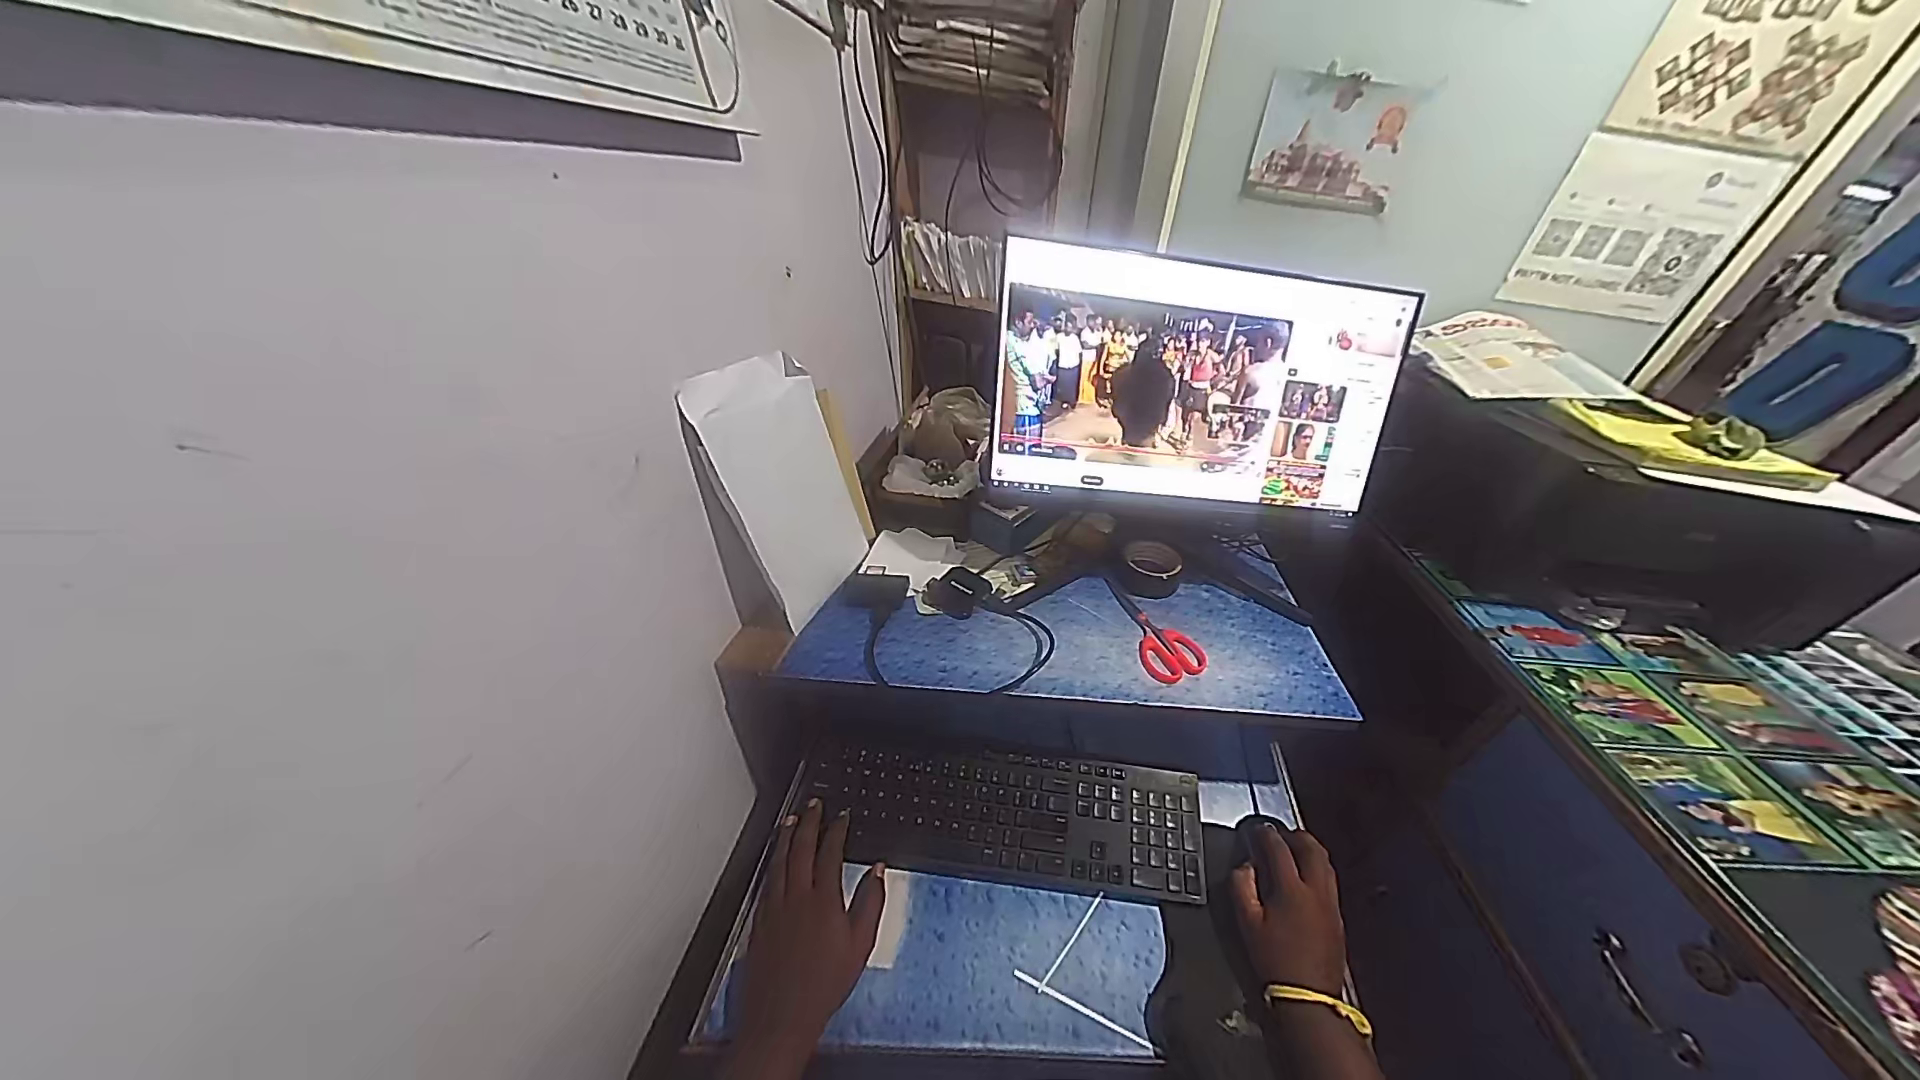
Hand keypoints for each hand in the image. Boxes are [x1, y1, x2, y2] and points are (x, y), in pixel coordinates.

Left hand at [725, 799, 885, 1078]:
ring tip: (792, 818)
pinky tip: (775, 856)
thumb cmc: (823, 985)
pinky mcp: (758, 919)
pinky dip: (772, 860)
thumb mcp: (860, 944)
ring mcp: (774, 907)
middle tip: (815, 804)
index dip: (836, 829)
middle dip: (809, 821)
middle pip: (801, 847)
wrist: (781, 1017)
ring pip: (779, 859)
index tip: (842, 816)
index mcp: (823, 900)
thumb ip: (871, 901)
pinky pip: (766, 878)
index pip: (830, 852)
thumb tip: (877, 870)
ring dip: (787, 835)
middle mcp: (796, 897)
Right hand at [1230, 823, 1345, 996]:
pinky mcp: (1338, 917)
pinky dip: (1316, 867)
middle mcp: (1316, 891)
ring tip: (1293, 848)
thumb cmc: (1274, 958)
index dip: (1265, 834)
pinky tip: (1304, 875)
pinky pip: (1329, 879)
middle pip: (1311, 848)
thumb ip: (1241, 886)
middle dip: (1294, 835)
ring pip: (1325, 863)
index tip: (1256, 831)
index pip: (1278, 848)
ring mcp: (1331, 904)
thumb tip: (1245, 866)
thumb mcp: (1246, 921)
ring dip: (1309, 849)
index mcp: (1291, 890)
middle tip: (1279, 833)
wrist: (1309, 996)